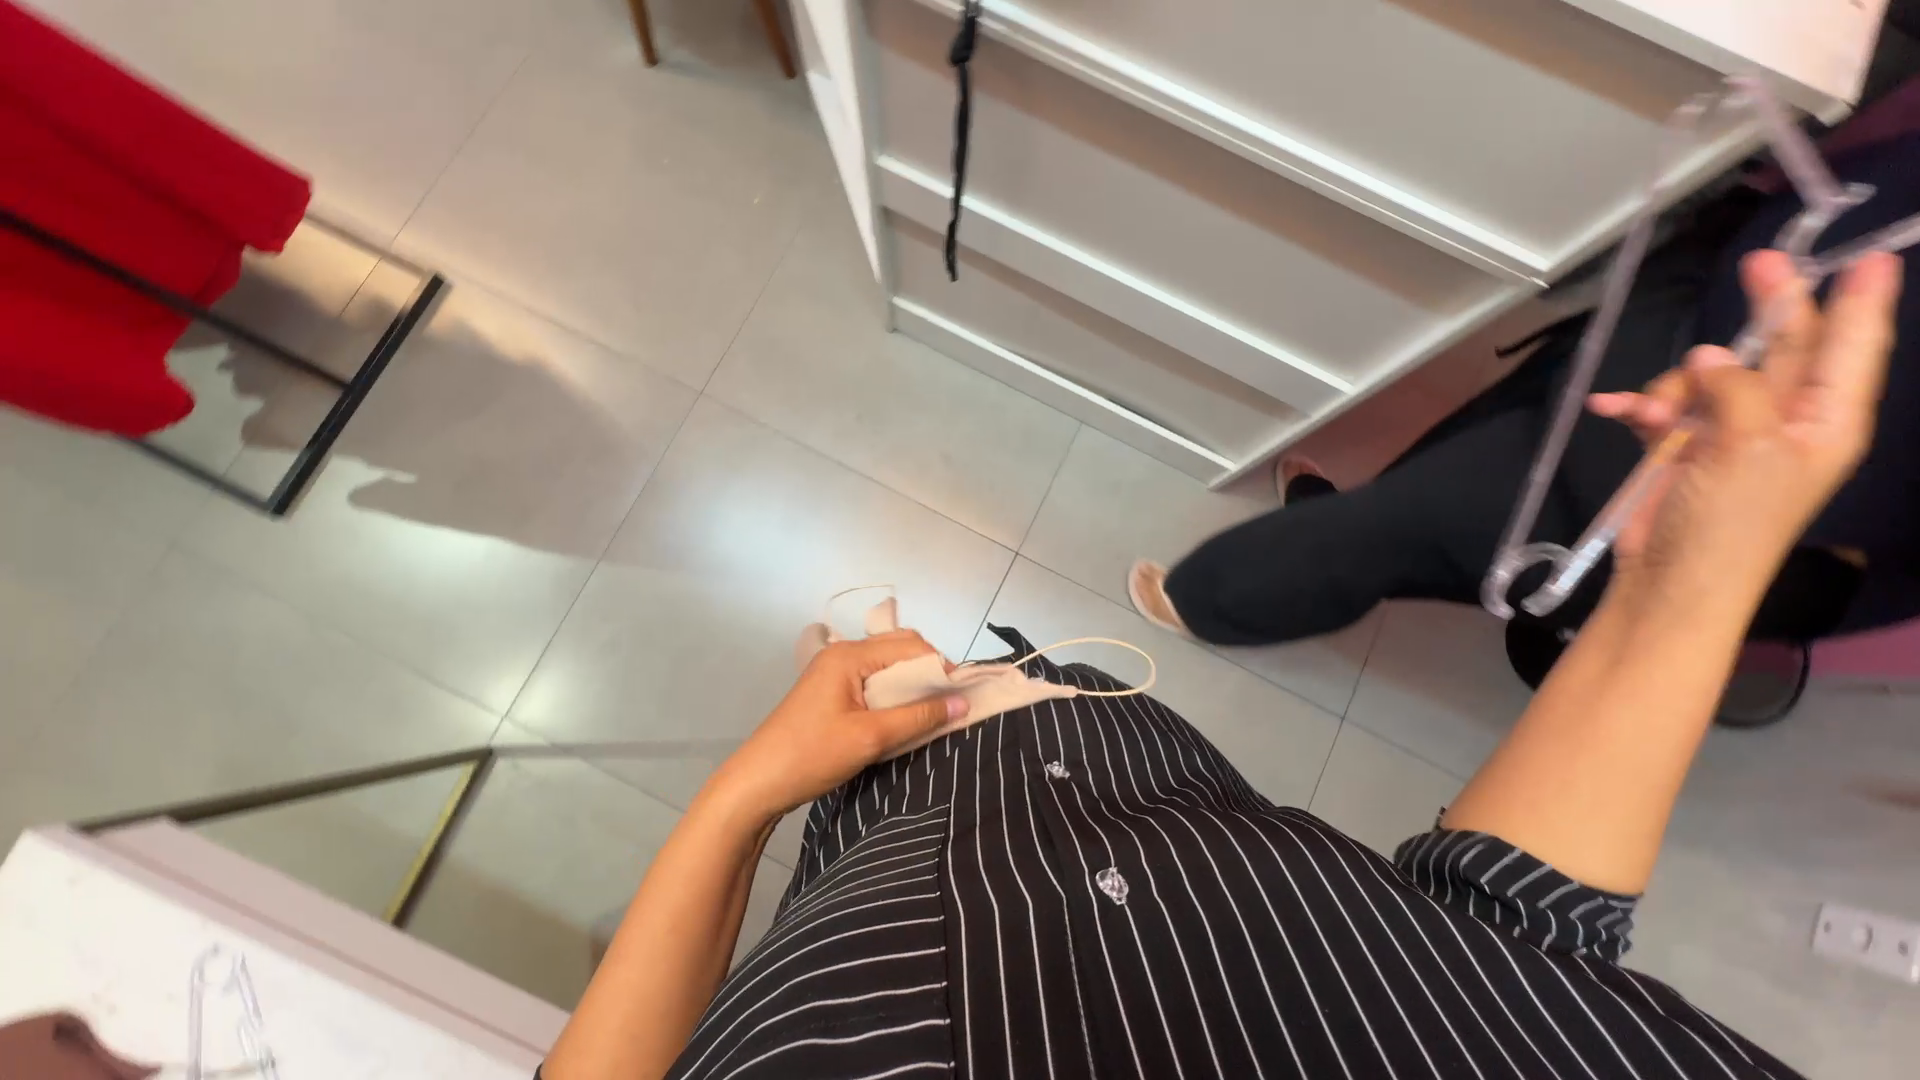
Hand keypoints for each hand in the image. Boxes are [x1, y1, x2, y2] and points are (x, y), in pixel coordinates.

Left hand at [705, 630, 967, 825]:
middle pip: (899, 648)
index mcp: (850, 655)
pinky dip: (892, 694)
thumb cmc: (812, 755)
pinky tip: (901, 718)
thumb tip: (962, 702)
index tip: (959, 697)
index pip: (910, 645)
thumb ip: (918, 717)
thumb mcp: (871, 738)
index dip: (940, 667)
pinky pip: (872, 681)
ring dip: (910, 684)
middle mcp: (842, 654)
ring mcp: (834, 672)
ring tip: (927, 713)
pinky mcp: (830, 691)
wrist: (757, 783)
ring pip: (886, 666)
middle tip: (945, 704)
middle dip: (927, 671)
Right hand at [1588, 249, 1899, 587]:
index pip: (1852, 348)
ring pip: (1703, 379)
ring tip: (1648, 417)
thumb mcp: (1746, 448)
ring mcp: (1726, 435)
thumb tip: (1709, 357)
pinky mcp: (1678, 450)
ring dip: (1670, 388)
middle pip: (1781, 350)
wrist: (1671, 577)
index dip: (1860, 303)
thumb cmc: (1729, 521)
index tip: (1870, 258)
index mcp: (1824, 421)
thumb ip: (1736, 391)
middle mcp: (1780, 421)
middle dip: (1767, 311)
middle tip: (1758, 264)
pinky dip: (1634, 408)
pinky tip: (1611, 410)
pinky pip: (1658, 410)